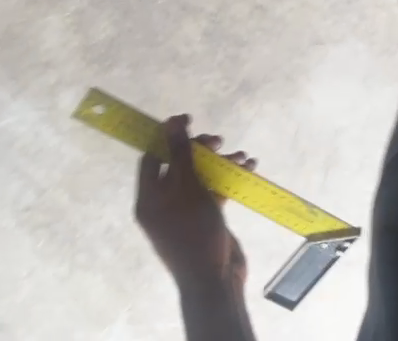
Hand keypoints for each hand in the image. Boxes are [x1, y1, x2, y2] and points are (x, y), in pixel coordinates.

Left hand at [135, 114, 256, 292]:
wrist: (214, 279)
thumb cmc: (195, 231)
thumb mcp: (187, 187)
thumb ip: (180, 153)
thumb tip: (170, 121)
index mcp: (149, 198)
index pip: (152, 156)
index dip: (167, 135)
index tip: (189, 118)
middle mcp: (163, 203)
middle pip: (178, 163)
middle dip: (200, 148)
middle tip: (218, 141)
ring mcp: (184, 210)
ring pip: (200, 174)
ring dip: (220, 162)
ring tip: (241, 156)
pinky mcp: (204, 217)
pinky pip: (214, 188)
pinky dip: (229, 177)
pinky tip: (248, 167)